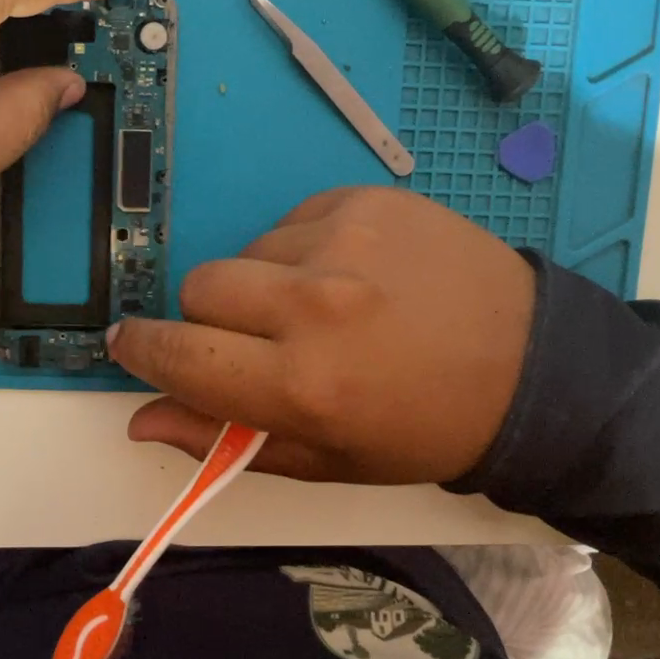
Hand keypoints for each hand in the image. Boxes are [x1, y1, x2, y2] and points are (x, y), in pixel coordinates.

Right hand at [108, 187, 536, 483]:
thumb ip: (223, 441)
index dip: (143, 349)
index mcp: (301, 385)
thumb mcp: (325, 458)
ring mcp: (341, 241)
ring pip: (246, 250)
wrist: (530, 368)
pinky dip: (303, 248)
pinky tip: (352, 273)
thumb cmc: (419, 431)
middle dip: (211, 317)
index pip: (180, 354)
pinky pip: (292, 220)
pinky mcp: (364, 200)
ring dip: (263, 282)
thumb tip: (141, 417)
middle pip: (200, 287)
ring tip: (323, 305)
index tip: (129, 343)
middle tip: (256, 337)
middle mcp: (313, 305)